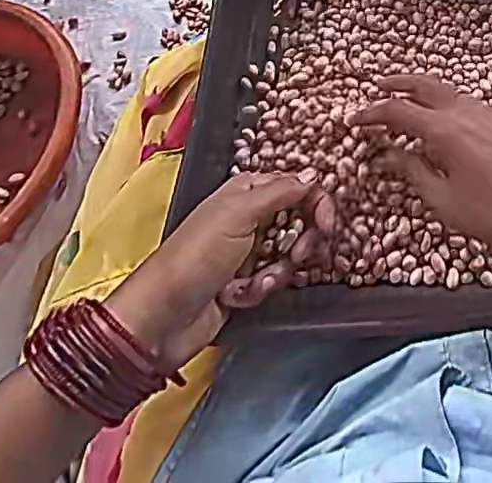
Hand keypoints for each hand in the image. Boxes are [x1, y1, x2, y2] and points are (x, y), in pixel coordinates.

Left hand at [106, 173, 335, 369]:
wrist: (164, 317)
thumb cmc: (197, 256)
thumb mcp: (239, 214)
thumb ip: (281, 192)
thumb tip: (314, 175)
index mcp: (249, 190)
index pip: (299, 187)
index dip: (318, 204)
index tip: (328, 226)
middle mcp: (251, 215)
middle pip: (300, 220)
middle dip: (302, 242)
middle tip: (295, 255)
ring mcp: (249, 250)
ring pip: (290, 254)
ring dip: (277, 271)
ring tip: (256, 282)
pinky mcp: (247, 282)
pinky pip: (273, 280)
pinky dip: (260, 290)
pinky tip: (238, 296)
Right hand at [351, 75, 491, 254]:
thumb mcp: (445, 201)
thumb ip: (413, 171)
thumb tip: (386, 155)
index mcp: (446, 130)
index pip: (398, 110)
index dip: (372, 113)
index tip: (355, 120)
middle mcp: (465, 112)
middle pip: (424, 85)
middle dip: (397, 84)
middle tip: (377, 88)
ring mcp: (488, 113)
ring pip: (447, 91)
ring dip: (422, 92)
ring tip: (405, 101)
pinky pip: (466, 102)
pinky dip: (445, 102)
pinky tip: (442, 119)